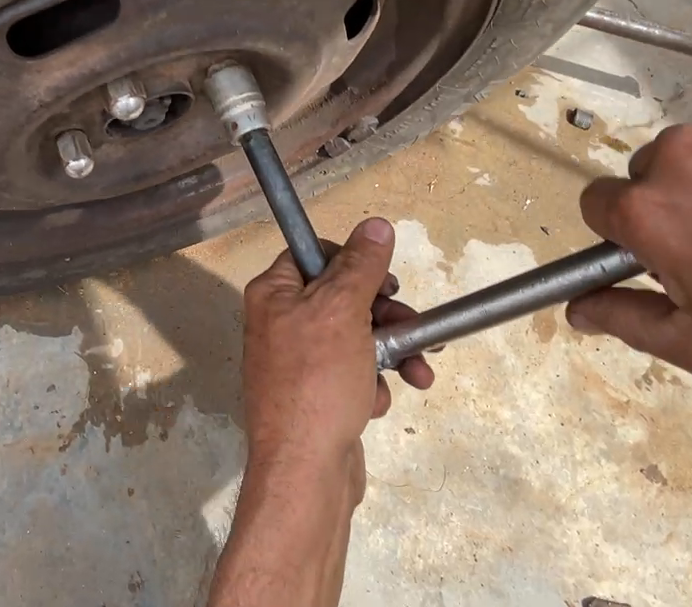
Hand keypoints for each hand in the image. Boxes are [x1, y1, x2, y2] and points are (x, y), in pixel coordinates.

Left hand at [209, 218, 433, 606]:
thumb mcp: (342, 311)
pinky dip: (370, 385)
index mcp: (273, 293)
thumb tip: (375, 224)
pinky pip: (352, 375)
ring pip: (355, 338)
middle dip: (384, 314)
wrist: (306, 468)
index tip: (384, 279)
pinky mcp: (316, 394)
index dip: (352, 262)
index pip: (313, 254)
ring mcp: (296, 361)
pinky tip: (375, 403)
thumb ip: (360, 267)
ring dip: (391, 353)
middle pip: (341, 297)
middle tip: (410, 325)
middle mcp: (279, 321)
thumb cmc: (317, 379)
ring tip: (418, 372)